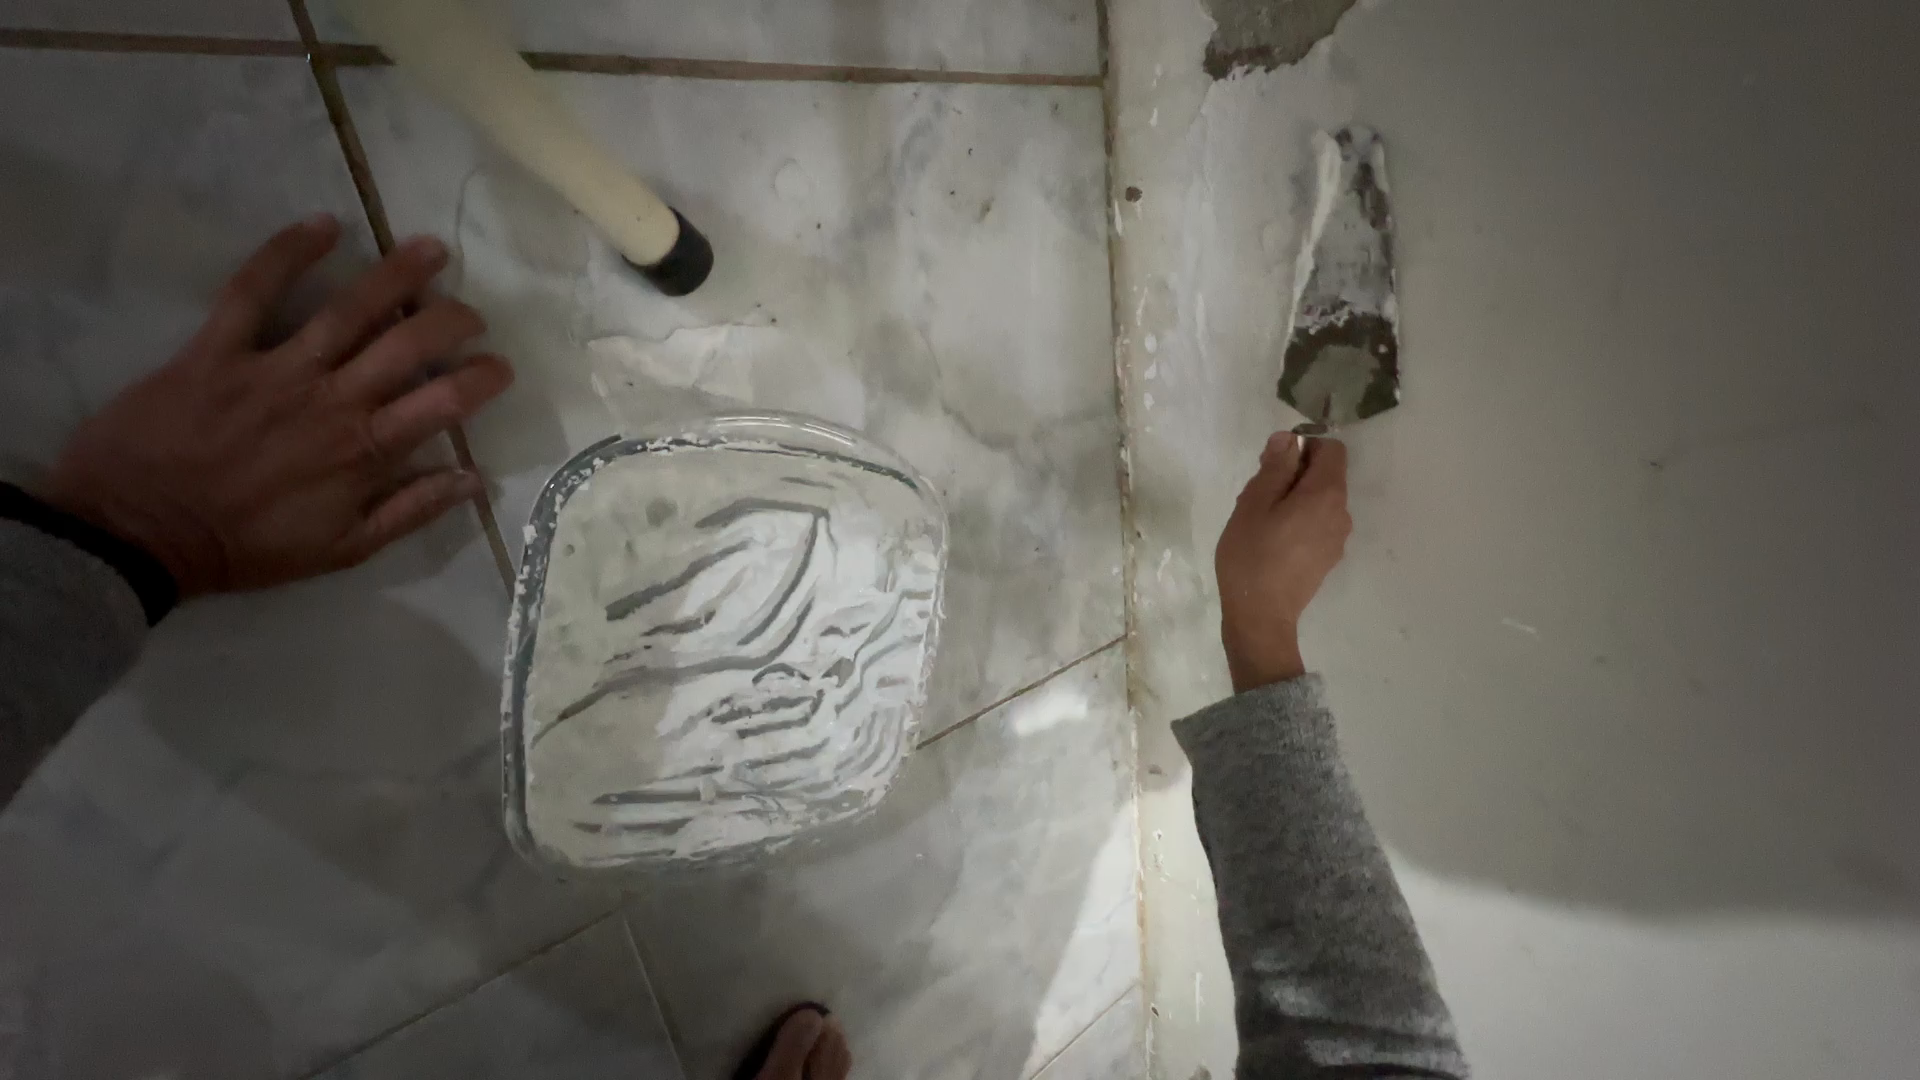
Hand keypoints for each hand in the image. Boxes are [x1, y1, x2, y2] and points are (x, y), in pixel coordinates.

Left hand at [42, 214, 513, 597]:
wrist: (135, 533)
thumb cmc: (253, 545)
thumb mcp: (349, 547)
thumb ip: (414, 510)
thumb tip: (475, 479)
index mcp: (368, 448)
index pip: (445, 402)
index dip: (483, 378)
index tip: (503, 367)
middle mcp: (333, 400)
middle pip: (405, 345)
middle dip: (451, 320)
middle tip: (473, 313)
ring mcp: (274, 369)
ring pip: (345, 311)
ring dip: (394, 276)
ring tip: (429, 249)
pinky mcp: (216, 351)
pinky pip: (250, 292)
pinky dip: (286, 254)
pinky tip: (324, 226)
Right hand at [1214, 432, 1351, 692]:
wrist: (1260, 615)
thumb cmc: (1251, 555)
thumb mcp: (1253, 504)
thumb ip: (1274, 467)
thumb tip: (1289, 438)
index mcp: (1325, 494)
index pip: (1331, 450)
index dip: (1303, 447)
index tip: (1271, 464)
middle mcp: (1341, 513)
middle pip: (1326, 476)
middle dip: (1294, 475)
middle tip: (1256, 495)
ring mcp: (1337, 538)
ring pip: (1319, 502)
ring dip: (1294, 500)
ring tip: (1260, 521)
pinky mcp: (1328, 558)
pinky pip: (1317, 525)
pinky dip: (1298, 521)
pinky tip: (1271, 541)